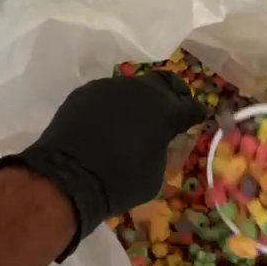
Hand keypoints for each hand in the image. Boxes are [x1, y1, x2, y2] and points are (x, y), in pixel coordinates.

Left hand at [0, 72, 203, 259]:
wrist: (69, 176)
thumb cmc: (120, 182)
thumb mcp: (156, 175)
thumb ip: (163, 149)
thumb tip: (160, 140)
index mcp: (164, 111)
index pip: (190, 106)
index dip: (196, 113)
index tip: (198, 118)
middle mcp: (141, 90)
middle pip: (165, 83)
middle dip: (174, 94)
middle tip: (174, 107)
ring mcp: (111, 86)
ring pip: (134, 86)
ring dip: (140, 99)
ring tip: (136, 117)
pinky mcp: (87, 90)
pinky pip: (108, 93)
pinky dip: (115, 104)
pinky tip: (108, 120)